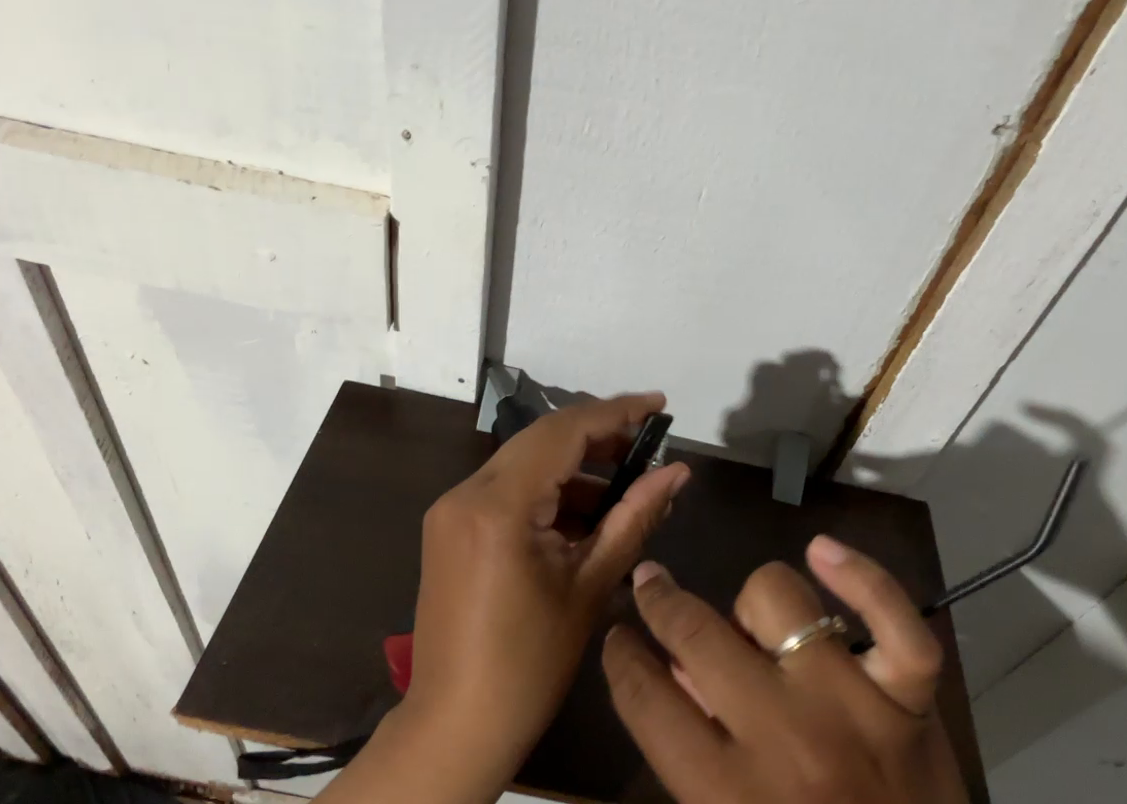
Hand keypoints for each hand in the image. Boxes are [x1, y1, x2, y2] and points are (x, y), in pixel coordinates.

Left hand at [406, 392, 690, 774]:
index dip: (616, 412)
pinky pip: (506, 490)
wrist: (456, 723)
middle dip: (598, 438)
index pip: (564, 432)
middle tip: (649, 445)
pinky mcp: (449, 527)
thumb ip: (634, 518)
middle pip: (541, 441)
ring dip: (573, 469)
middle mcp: (466, 492)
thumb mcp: (590, 586)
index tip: (660, 404)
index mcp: (499, 505)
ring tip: (627, 487)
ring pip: (523, 464)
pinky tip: (585, 516)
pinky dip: (546, 492)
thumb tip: (677, 472)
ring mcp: (451, 509)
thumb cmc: (530, 663)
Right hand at [603, 536, 967, 803]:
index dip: (621, 657)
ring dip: (754, 605)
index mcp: (726, 793)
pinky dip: (862, 576)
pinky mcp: (909, 697)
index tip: (620, 636)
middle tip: (651, 585)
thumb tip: (670, 672)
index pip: (646, 698)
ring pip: (779, 600)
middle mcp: (783, 738)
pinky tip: (820, 552)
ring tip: (756, 627)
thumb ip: (689, 755)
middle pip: (697, 634)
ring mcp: (852, 708)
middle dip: (660, 601)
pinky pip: (891, 616)